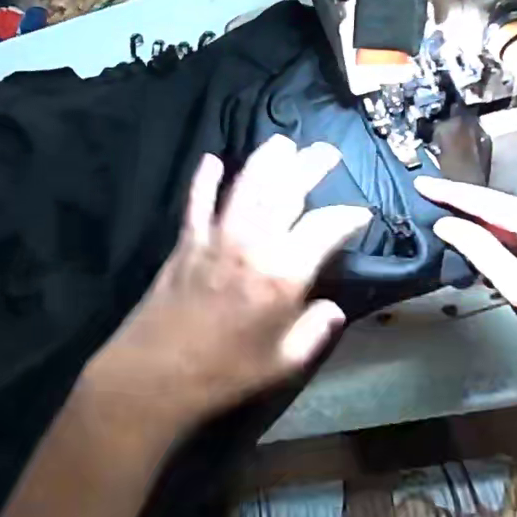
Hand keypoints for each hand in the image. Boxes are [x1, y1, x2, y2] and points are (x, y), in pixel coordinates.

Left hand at [81, 137, 371, 439]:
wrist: (156, 373)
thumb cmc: (225, 372)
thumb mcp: (283, 361)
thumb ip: (314, 331)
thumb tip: (333, 309)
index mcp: (283, 274)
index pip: (324, 228)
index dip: (347, 216)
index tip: (359, 213)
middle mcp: (252, 244)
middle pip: (285, 192)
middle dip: (309, 167)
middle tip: (325, 151)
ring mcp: (216, 237)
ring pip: (246, 187)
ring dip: (265, 161)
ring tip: (283, 144)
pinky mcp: (187, 241)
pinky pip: (198, 201)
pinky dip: (205, 179)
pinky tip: (212, 160)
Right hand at [415, 177, 516, 400]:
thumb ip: (479, 249)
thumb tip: (447, 224)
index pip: (492, 203)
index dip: (452, 194)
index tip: (423, 184)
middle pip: (507, 213)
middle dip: (473, 220)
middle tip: (438, 223)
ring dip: (494, 239)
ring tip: (465, 249)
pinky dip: (516, 248)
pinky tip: (500, 262)